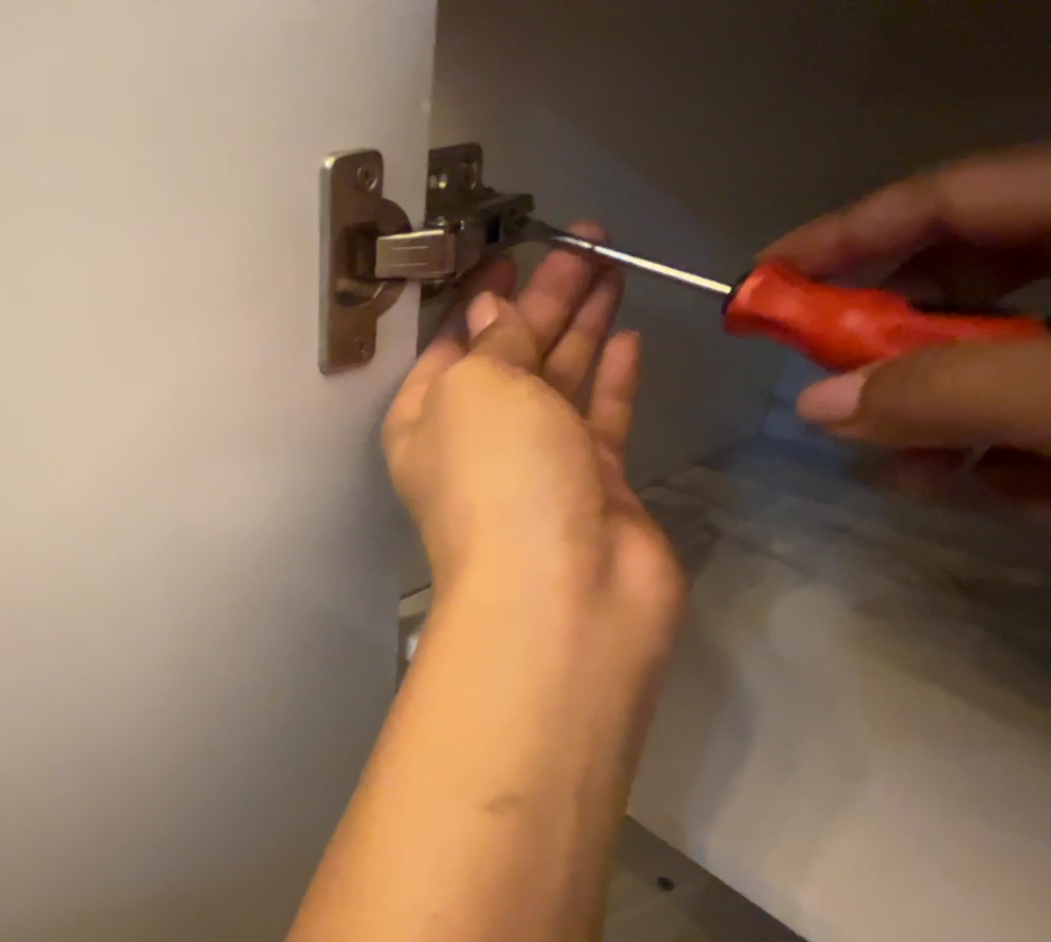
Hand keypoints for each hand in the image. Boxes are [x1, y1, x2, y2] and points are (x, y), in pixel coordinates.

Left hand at [384, 225, 683, 677]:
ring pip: (558, 379)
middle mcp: (473, 441)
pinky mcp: (594, 484)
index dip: (478, 297)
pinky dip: (611, 377)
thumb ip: (492, 345)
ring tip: (612, 265)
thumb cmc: (497, 478)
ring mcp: (536, 463)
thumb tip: (491, 312)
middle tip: (586, 240)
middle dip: (543, 299)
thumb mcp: (476, 390)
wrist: (562, 592)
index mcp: (423, 421)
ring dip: (582, 325)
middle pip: (510, 355)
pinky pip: (601, 417)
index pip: (449, 345)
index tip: (511, 250)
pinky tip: (627, 334)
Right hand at [762, 142, 1050, 522]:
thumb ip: (952, 394)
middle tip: (823, 391)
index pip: (965, 195)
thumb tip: (813, 403)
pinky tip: (1027, 502)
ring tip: (916, 478)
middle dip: (892, 343)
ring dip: (947, 420)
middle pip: (978, 280)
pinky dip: (1025, 460)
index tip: (763, 282)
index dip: (851, 232)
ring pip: (1012, 360)